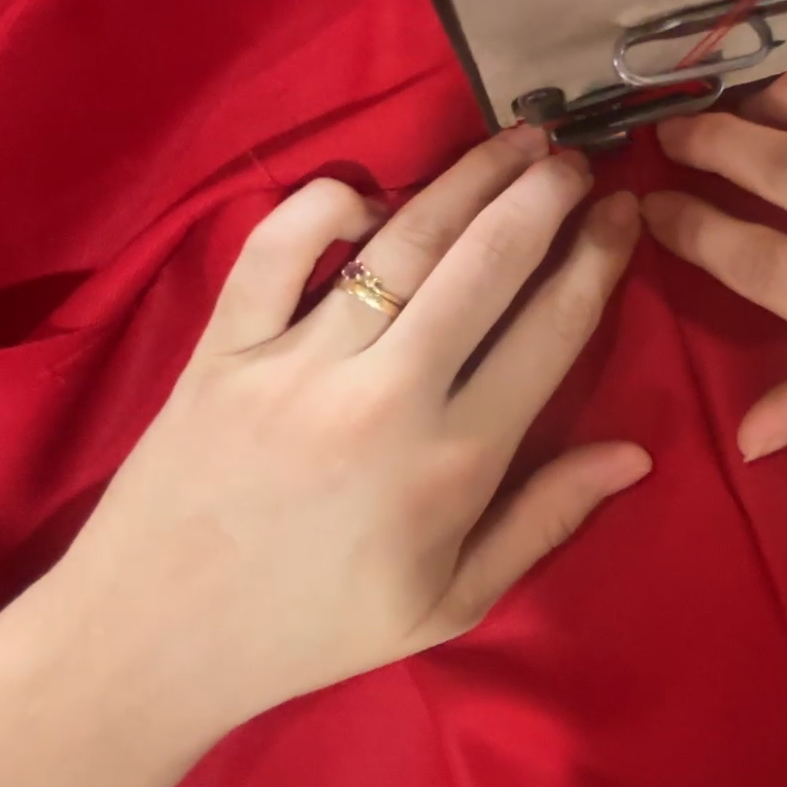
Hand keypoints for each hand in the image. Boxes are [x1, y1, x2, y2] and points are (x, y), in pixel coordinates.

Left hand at [26, 126, 647, 726]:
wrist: (148, 648)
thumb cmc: (320, 624)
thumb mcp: (455, 600)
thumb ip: (549, 518)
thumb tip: (637, 453)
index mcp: (454, 461)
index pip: (551, 330)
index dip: (598, 259)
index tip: (623, 210)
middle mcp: (385, 397)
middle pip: (485, 265)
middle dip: (543, 197)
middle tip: (577, 156)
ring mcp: (295, 363)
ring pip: (402, 243)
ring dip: (469, 179)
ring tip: (515, 138)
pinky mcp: (221, 347)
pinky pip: (275, 249)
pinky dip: (325, 204)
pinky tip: (371, 193)